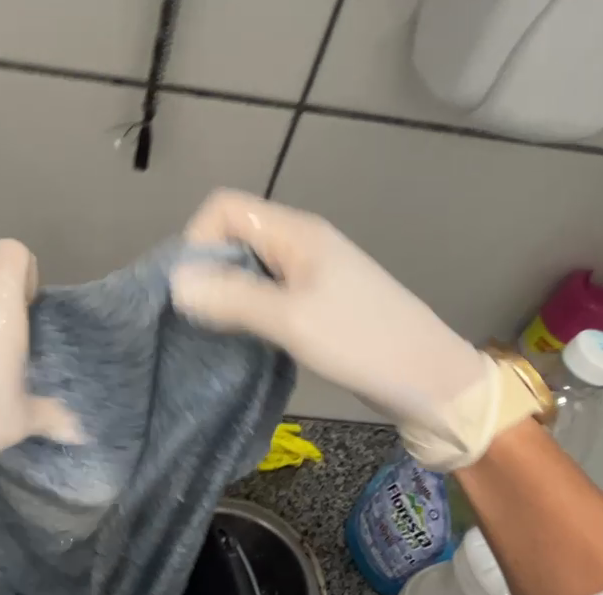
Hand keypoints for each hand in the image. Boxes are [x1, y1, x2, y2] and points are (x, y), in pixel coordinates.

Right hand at [170, 189, 515, 470]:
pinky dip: (245, 313)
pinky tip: (241, 341)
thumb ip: (233, 298)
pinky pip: (265, 296)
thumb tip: (176, 284)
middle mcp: (300, 245)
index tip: (188, 291)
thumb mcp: (291, 320)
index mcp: (296, 234)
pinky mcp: (313, 305)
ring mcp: (308, 276)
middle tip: (194, 319)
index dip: (197, 241)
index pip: (224, 209)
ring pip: (248, 270)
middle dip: (206, 271)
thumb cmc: (361, 341)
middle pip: (233, 238)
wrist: (426, 378)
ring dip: (224, 296)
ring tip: (213, 334)